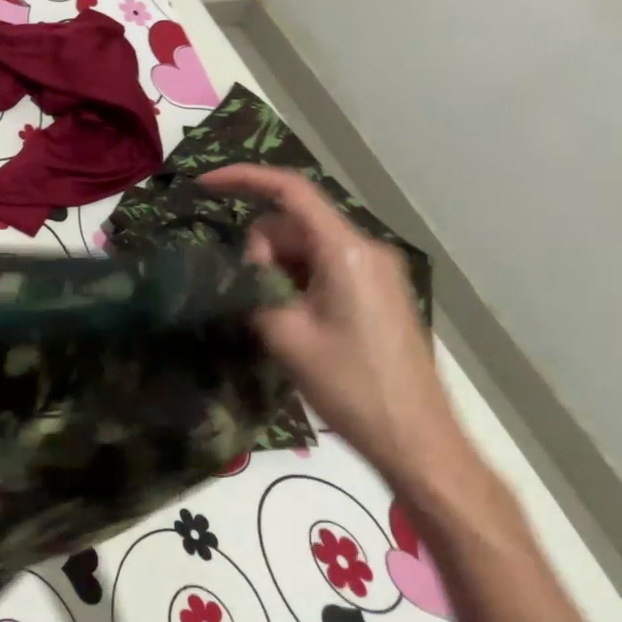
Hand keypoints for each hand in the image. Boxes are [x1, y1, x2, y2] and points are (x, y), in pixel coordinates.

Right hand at [200, 164, 465, 488]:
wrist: (418, 442)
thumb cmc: (350, 386)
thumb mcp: (284, 333)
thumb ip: (255, 285)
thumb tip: (245, 268)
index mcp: (347, 251)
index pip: (290, 190)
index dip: (243, 178)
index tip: (203, 185)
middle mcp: (367, 250)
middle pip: (293, 224)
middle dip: (261, 250)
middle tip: (252, 299)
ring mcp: (377, 271)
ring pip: (306, 247)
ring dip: (278, 271)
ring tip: (274, 320)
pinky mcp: (378, 293)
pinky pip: (324, 267)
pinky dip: (298, 282)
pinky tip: (294, 322)